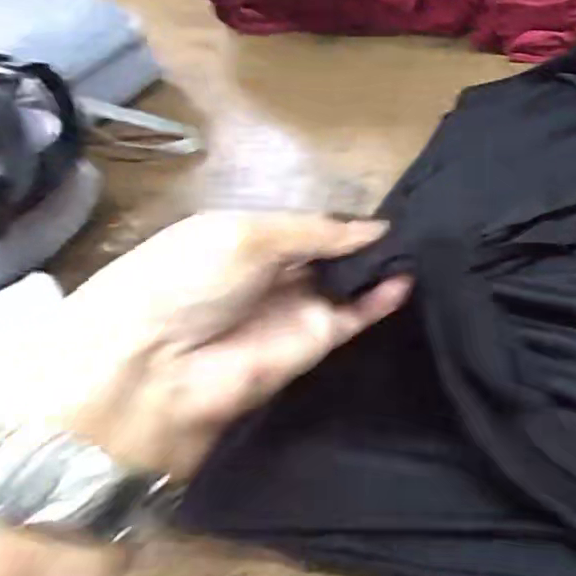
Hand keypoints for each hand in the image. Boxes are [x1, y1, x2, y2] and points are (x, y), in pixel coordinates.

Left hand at [19, 212, 410, 476]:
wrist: (155, 366)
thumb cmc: (186, 280)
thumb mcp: (246, 234)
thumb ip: (319, 231)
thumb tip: (379, 228)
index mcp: (251, 239)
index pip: (314, 225)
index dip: (347, 218)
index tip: (388, 208)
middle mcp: (281, 271)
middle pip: (339, 251)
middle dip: (371, 239)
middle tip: (415, 226)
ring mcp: (304, 305)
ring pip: (357, 279)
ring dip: (384, 263)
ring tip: (420, 246)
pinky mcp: (324, 338)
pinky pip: (363, 312)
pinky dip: (387, 296)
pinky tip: (409, 277)